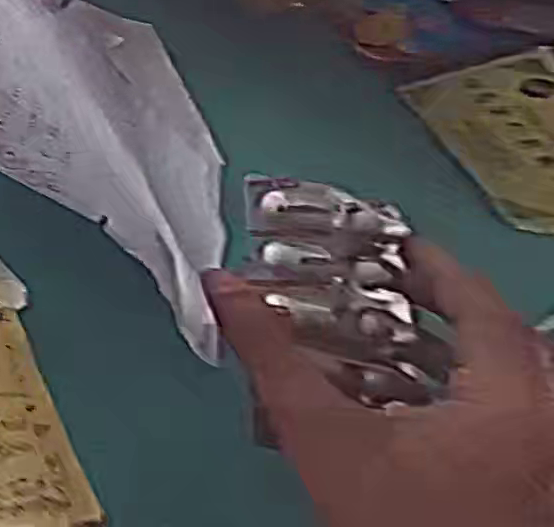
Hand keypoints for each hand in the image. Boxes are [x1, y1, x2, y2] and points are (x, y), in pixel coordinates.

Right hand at [206, 241, 553, 526]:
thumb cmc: (393, 512)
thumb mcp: (315, 424)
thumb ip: (266, 346)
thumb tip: (221, 282)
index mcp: (518, 409)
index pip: (490, 315)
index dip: (441, 270)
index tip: (398, 242)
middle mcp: (551, 432)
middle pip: (517, 347)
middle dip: (446, 307)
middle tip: (383, 282)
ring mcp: (547, 464)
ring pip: (518, 385)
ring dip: (451, 351)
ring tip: (383, 334)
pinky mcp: (532, 486)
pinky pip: (514, 418)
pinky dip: (463, 391)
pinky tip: (402, 394)